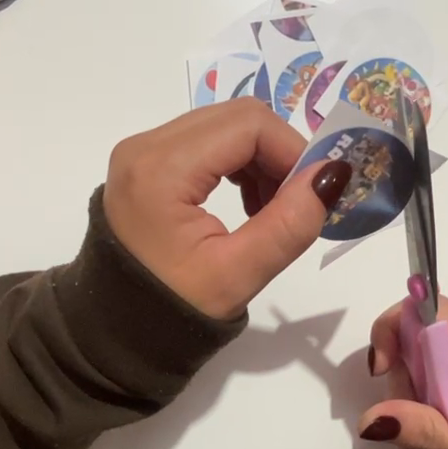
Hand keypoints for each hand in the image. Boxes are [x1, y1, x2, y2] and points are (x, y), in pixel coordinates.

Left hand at [105, 99, 352, 318]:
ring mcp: (141, 152)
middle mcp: (145, 146)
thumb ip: (288, 224)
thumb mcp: (237, 275)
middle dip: (278, 153)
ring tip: (271, 210)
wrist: (114, 330)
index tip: (317, 193)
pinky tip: (248, 205)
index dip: (294, 150)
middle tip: (297, 202)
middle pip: (235, 118)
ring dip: (260, 160)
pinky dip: (236, 164)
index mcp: (160, 169)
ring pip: (222, 127)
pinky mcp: (145, 164)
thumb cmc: (172, 310)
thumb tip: (333, 173)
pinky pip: (204, 143)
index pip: (248, 125)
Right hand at [357, 300, 447, 448]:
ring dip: (416, 401)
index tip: (382, 371)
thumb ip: (421, 429)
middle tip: (412, 438)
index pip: (428, 308)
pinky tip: (441, 436)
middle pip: (421, 340)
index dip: (394, 329)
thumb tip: (368, 421)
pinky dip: (434, 402)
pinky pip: (446, 371)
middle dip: (404, 386)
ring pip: (428, 360)